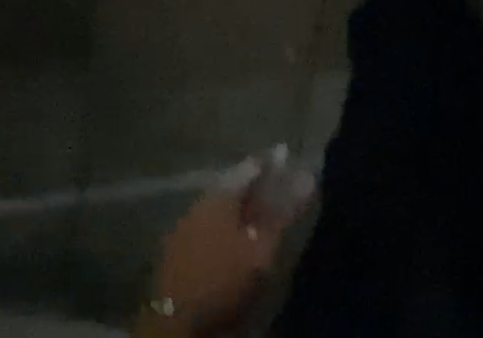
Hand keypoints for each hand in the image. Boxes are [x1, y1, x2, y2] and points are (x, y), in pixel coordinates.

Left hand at [145, 167, 310, 335]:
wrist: (175, 325)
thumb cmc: (225, 278)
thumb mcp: (263, 248)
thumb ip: (285, 211)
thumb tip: (308, 177)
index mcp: (219, 196)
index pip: (250, 166)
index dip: (273, 162)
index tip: (292, 160)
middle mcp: (197, 204)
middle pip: (233, 185)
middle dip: (257, 186)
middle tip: (280, 189)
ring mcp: (182, 228)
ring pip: (219, 206)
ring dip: (240, 208)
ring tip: (262, 215)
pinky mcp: (175, 251)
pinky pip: (207, 225)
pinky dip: (226, 225)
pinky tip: (237, 237)